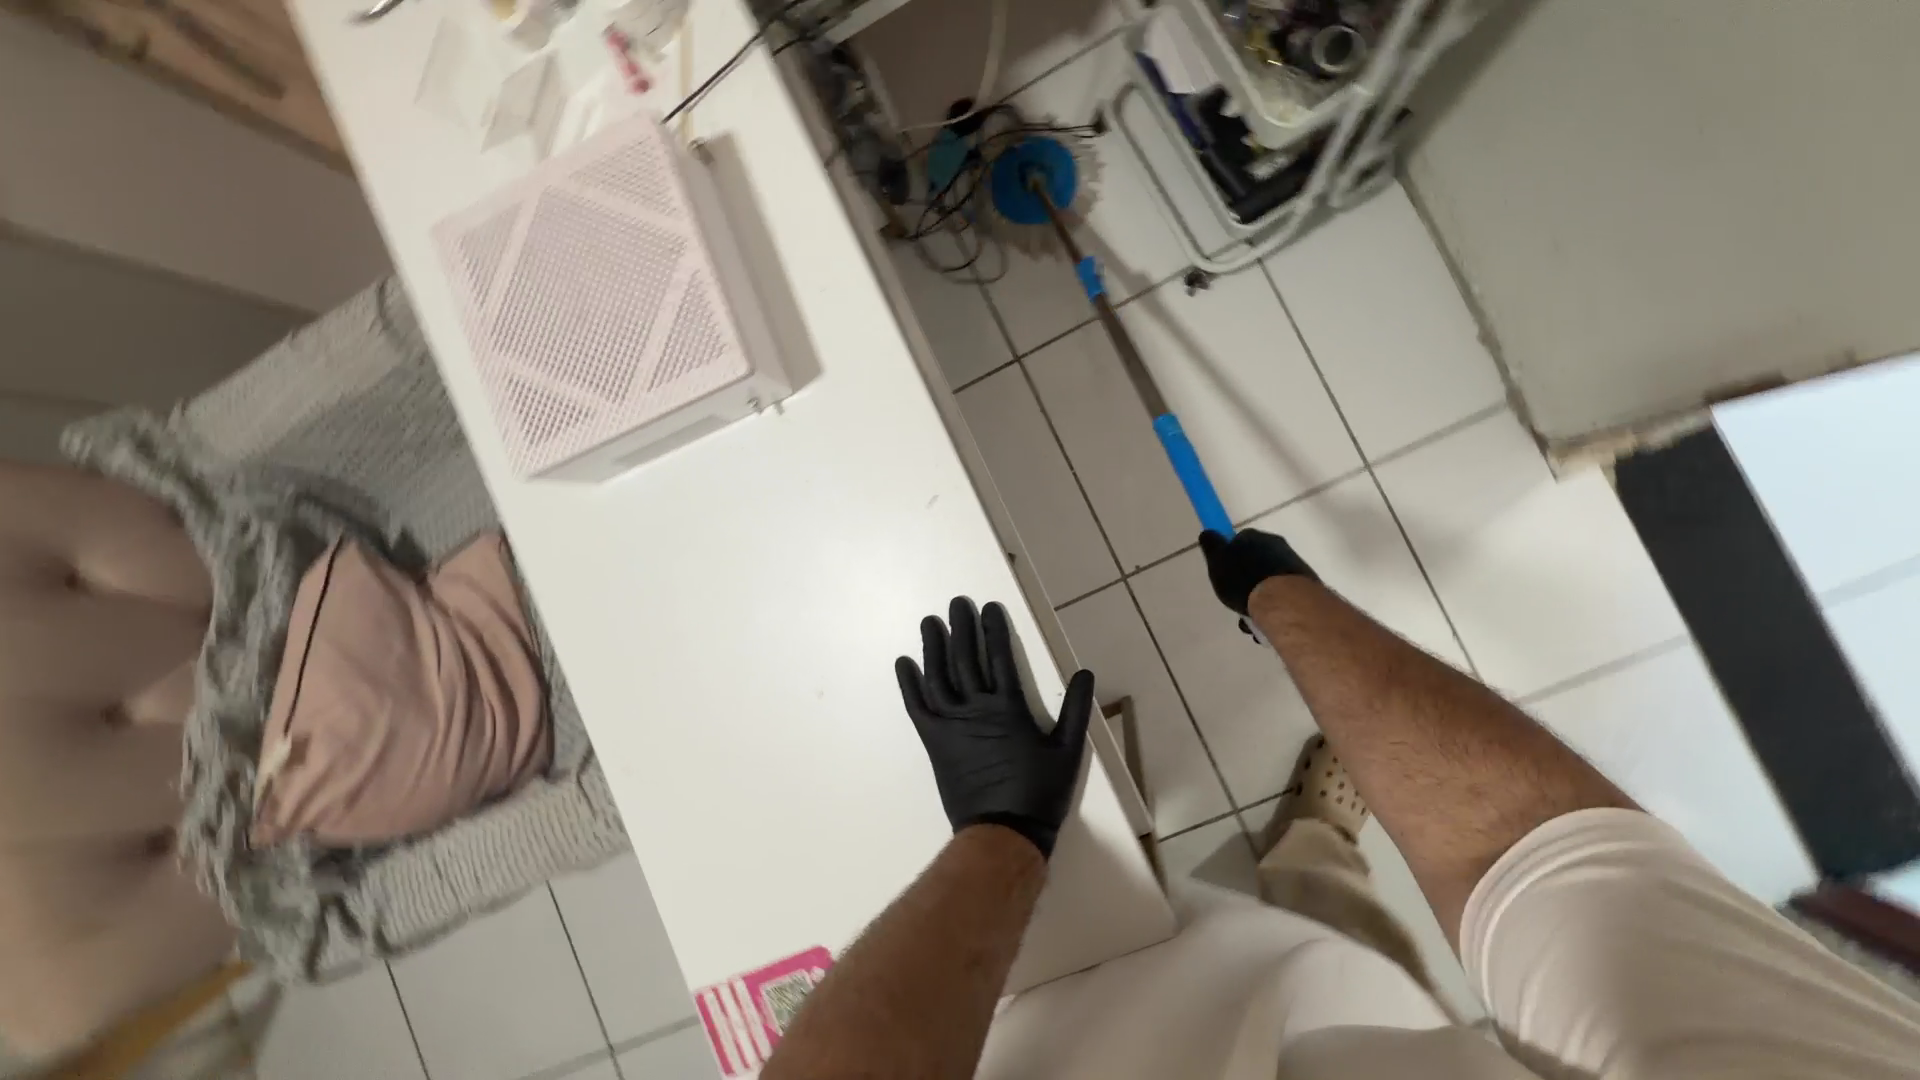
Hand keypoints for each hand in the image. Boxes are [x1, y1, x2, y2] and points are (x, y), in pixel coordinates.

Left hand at [895, 598, 1094, 858]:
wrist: (1003, 832)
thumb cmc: (1040, 792)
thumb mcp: (1068, 751)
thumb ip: (1075, 710)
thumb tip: (1086, 673)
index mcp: (1009, 708)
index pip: (1000, 657)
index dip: (994, 629)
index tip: (988, 607)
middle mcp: (976, 709)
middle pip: (965, 659)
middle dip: (961, 628)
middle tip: (956, 603)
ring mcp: (951, 725)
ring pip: (938, 676)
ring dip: (933, 647)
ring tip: (930, 623)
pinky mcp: (934, 742)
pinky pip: (917, 707)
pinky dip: (909, 684)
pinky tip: (904, 663)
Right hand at [1198, 528, 1318, 616]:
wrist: (1282, 600)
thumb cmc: (1243, 579)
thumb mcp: (1217, 561)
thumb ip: (1211, 546)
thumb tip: (1209, 533)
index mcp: (1253, 536)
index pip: (1239, 540)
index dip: (1230, 557)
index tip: (1225, 573)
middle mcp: (1275, 545)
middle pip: (1256, 560)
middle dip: (1247, 578)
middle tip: (1237, 598)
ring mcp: (1293, 563)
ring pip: (1269, 578)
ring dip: (1260, 594)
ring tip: (1251, 616)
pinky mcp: (1305, 582)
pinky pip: (1283, 592)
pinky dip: (1274, 603)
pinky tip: (1266, 619)